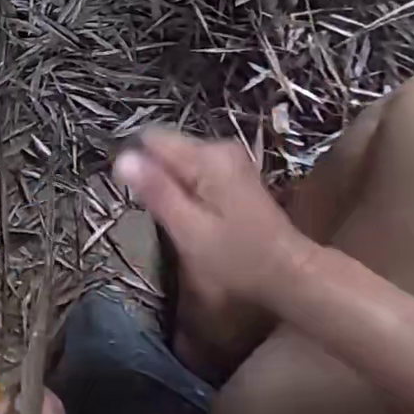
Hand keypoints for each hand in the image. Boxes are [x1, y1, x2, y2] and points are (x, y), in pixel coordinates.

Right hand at [113, 128, 320, 317]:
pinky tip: (193, 216)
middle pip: (166, 148)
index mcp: (207, 158)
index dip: (137, 164)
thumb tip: (122, 158)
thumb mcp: (189, 230)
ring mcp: (229, 159)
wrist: (291, 274)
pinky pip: (193, 170)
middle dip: (155, 177)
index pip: (151, 139)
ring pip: (178, 161)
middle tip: (162, 215)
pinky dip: (186, 189)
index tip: (136, 197)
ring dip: (170, 186)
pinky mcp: (233, 172)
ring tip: (176, 218)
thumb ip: (156, 191)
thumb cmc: (238, 259)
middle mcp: (219, 148)